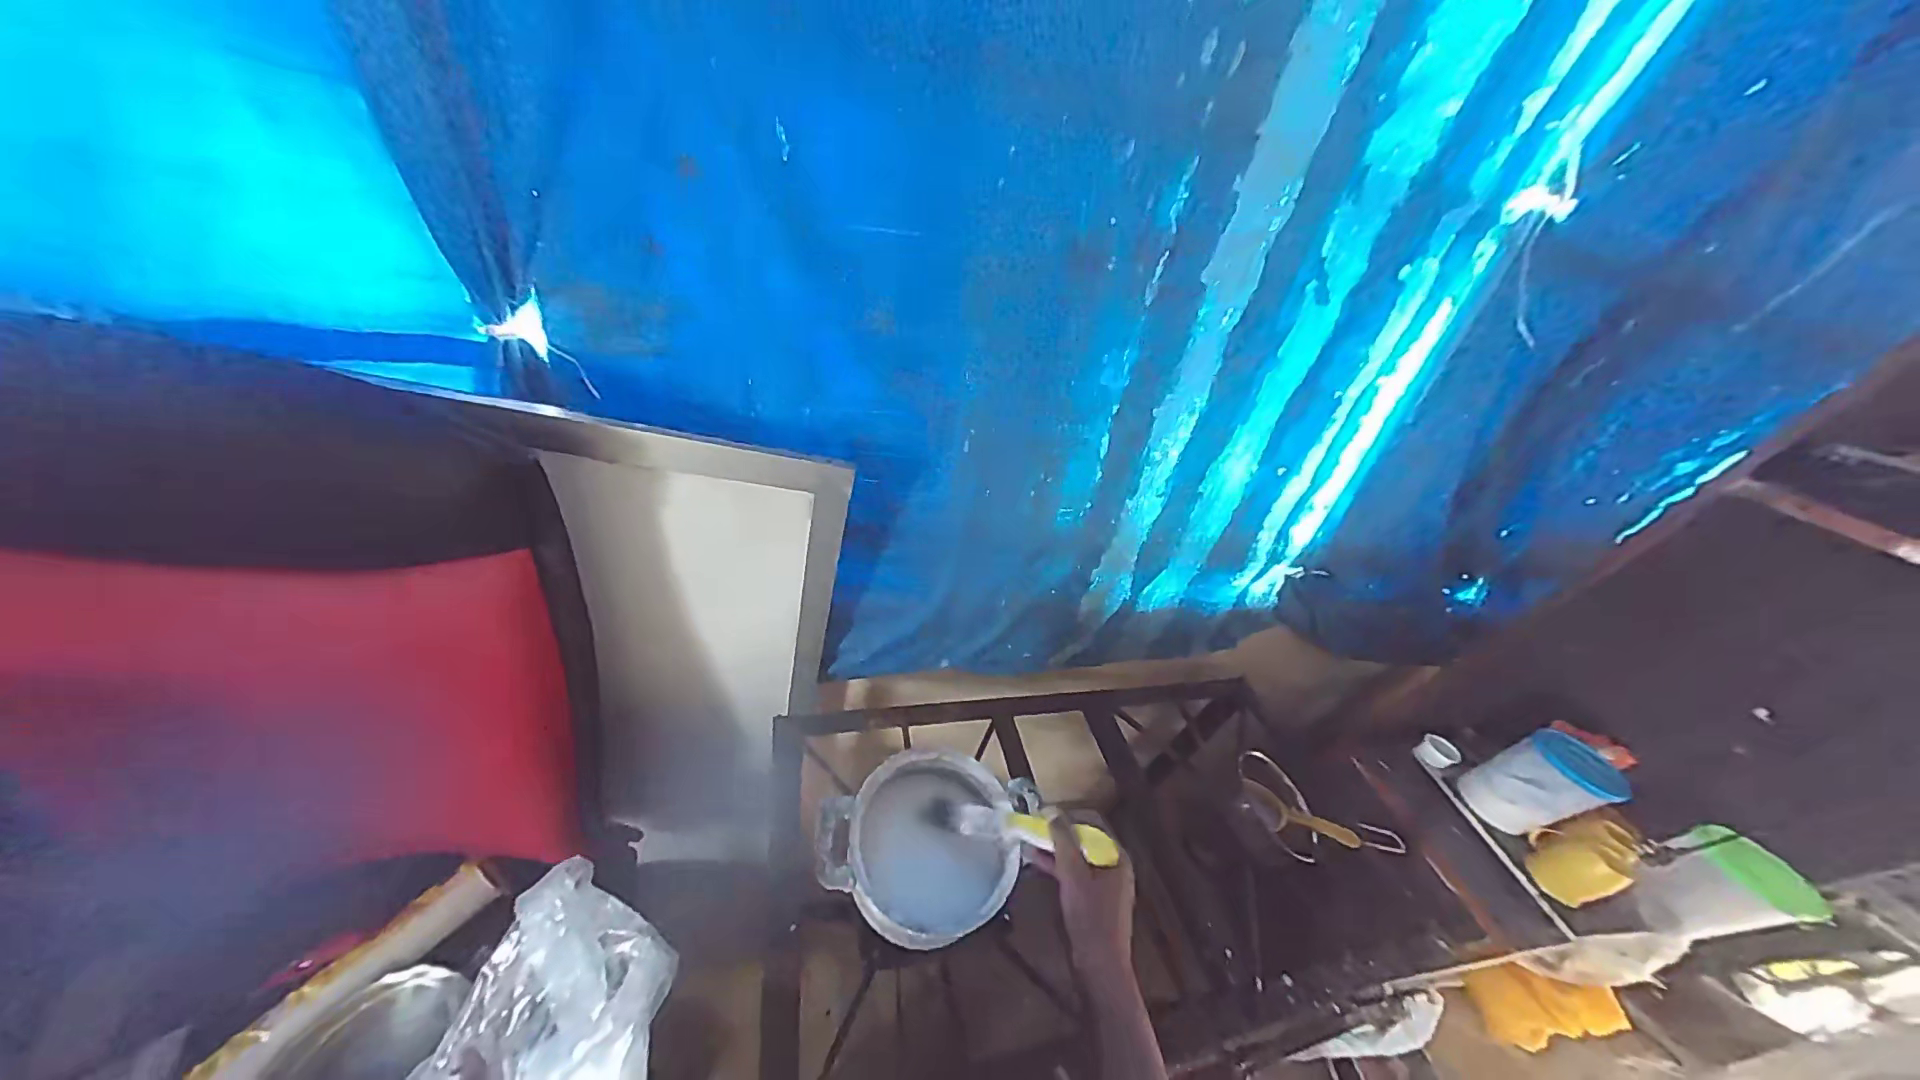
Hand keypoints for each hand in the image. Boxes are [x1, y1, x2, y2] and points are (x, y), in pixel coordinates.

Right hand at [1029, 809, 1134, 981]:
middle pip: (1085, 838)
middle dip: (1058, 832)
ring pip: (1078, 855)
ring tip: (1030, 842)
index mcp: (1117, 856)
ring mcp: (1106, 882)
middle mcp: (1114, 865)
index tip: (1044, 814)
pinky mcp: (1095, 897)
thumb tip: (1052, 812)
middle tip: (1034, 827)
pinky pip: (1076, 872)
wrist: (1100, 965)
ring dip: (1055, 848)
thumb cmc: (1090, 916)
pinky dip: (1059, 866)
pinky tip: (1037, 862)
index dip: (1068, 814)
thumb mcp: (1073, 874)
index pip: (1093, 822)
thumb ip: (1063, 841)